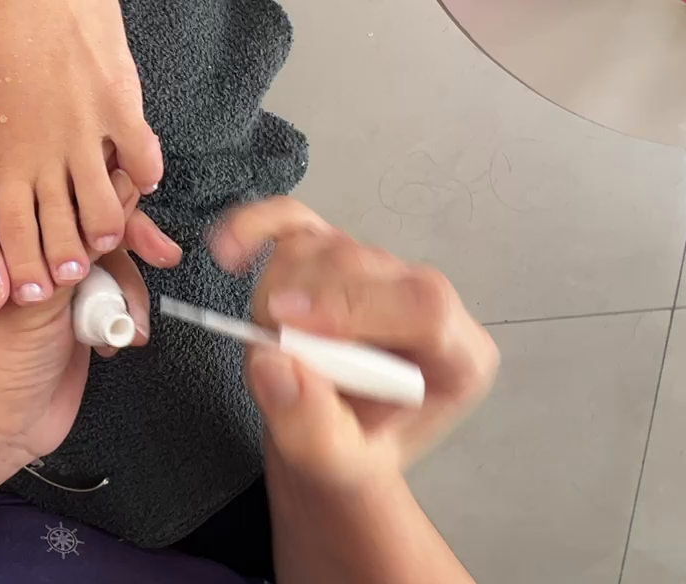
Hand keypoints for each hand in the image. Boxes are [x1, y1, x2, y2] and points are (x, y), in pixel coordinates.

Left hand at [0, 0, 170, 318]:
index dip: (3, 281)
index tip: (18, 292)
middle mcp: (18, 156)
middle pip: (46, 241)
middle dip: (51, 268)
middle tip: (61, 278)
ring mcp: (72, 127)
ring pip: (97, 212)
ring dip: (97, 232)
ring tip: (100, 237)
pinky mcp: (115, 91)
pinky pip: (141, 158)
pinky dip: (140, 175)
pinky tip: (137, 176)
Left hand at [0, 218, 156, 474]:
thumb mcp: (37, 300)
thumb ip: (77, 247)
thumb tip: (112, 189)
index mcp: (9, 231)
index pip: (64, 193)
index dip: (105, 195)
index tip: (140, 201)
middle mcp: (35, 248)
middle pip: (95, 223)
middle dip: (133, 240)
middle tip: (163, 253)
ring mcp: (58, 281)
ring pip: (112, 262)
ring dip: (130, 291)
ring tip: (131, 322)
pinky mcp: (79, 311)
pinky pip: (116, 296)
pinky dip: (127, 314)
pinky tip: (123, 336)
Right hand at [212, 198, 499, 493]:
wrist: (330, 433)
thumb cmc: (347, 450)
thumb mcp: (335, 466)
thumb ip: (310, 426)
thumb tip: (272, 361)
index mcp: (455, 353)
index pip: (423, 304)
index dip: (353, 306)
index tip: (289, 326)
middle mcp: (420, 296)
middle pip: (358, 267)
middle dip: (299, 307)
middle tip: (275, 355)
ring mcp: (370, 264)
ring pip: (317, 246)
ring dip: (274, 289)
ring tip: (274, 340)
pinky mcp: (325, 245)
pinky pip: (288, 219)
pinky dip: (253, 227)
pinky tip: (229, 252)